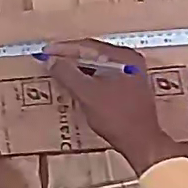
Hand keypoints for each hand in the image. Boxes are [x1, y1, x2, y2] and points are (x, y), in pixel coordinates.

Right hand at [43, 39, 185, 171]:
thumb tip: (51, 60)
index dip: (63, 49)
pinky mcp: (129, 87)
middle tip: (50, 59)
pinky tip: (76, 84)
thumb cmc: (115, 116)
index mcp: (123, 58)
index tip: (46, 51)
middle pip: (94, 53)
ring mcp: (132, 74)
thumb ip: (67, 73)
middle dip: (70, 57)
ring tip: (59, 70)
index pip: (87, 46)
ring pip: (98, 65)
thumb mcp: (86, 93)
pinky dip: (88, 77)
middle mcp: (130, 61)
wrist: (141, 142)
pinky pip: (104, 75)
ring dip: (79, 68)